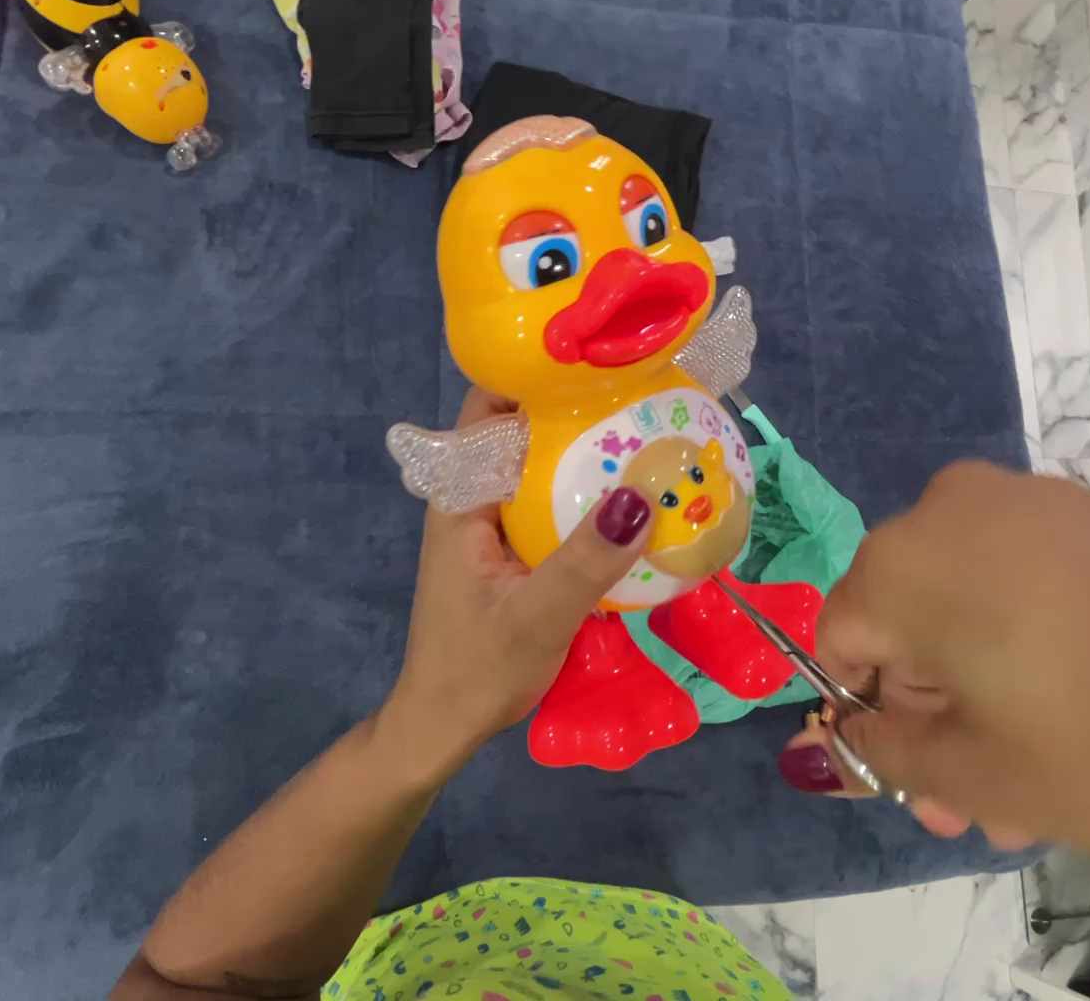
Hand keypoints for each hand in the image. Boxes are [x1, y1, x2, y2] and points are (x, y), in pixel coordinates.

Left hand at [377, 388, 653, 784]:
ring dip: (580, 453)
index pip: (485, 410)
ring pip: (536, 469)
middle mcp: (473, 502)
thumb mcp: (537, 617)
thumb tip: (642, 496)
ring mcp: (491, 528)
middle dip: (570, 410)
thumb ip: (586, 562)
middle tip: (637, 397)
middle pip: (517, 433)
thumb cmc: (477, 670)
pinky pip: (547, 506)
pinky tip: (629, 502)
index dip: (532, 376)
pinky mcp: (510, 552)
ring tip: (644, 436)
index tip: (594, 365)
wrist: (445, 724)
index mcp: (461, 501)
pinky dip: (582, 495)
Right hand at [780, 461, 1089, 873]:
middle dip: (938, 715)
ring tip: (1051, 768)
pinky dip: (1035, 644)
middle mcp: (946, 510)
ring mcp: (1028, 499)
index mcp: (900, 562)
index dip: (876, 721)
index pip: (840, 645)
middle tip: (990, 796)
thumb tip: (860, 727)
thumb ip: (889, 755)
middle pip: (906, 624)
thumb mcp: (985, 778)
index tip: (936, 783)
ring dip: (987, 689)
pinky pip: (1026, 580)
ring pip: (968, 607)